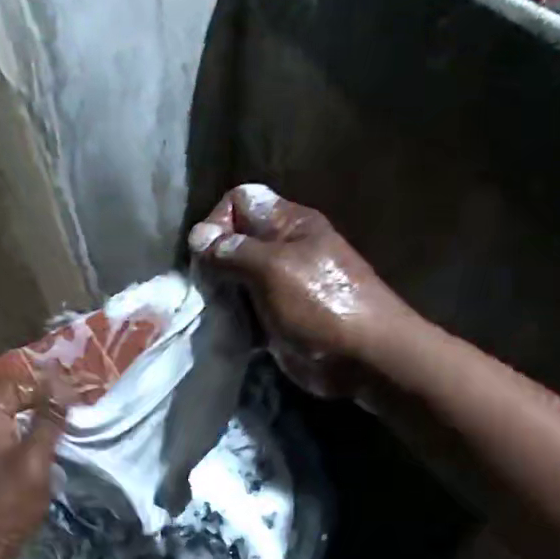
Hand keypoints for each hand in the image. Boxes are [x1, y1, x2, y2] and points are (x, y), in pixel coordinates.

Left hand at [0, 375, 65, 558]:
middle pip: (10, 401)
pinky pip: (8, 441)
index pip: (12, 384)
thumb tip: (61, 386)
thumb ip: (48, 420)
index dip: (40, 385)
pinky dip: (28, 440)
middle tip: (70, 412)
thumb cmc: (11, 501)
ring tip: (63, 431)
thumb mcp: (36, 458)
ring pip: (11, 422)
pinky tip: (46, 453)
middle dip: (41, 402)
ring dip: (36, 422)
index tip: (70, 398)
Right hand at [187, 183, 413, 396]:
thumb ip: (234, 251)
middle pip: (234, 243)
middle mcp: (283, 250)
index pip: (241, 201)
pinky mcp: (278, 320)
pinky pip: (245, 313)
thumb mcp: (274, 268)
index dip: (219, 220)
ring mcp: (280, 287)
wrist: (362, 357)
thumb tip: (198, 237)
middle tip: (207, 288)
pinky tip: (228, 332)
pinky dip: (233, 321)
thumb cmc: (321, 303)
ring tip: (215, 313)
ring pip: (236, 281)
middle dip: (214, 263)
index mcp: (289, 224)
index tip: (205, 254)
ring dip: (221, 296)